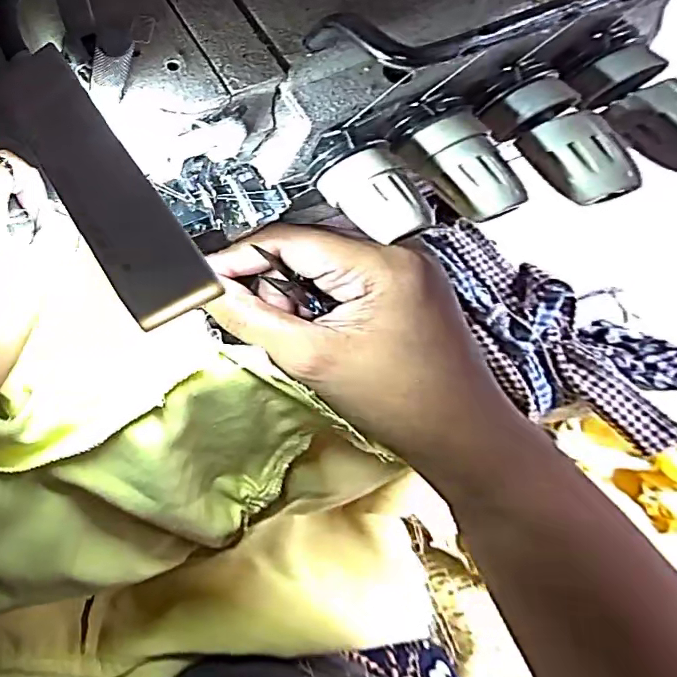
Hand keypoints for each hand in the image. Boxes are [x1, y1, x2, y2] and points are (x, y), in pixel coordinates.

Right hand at [205, 224, 544, 485]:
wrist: (463, 439)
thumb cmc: (406, 405)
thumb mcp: (309, 359)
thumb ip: (250, 318)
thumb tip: (214, 290)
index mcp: (380, 262)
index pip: (286, 237)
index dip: (240, 257)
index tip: (213, 277)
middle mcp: (395, 252)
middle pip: (299, 244)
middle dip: (271, 280)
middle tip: (269, 318)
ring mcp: (400, 266)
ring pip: (314, 258)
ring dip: (292, 290)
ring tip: (303, 332)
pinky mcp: (399, 282)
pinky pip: (335, 273)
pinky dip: (315, 297)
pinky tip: (322, 329)